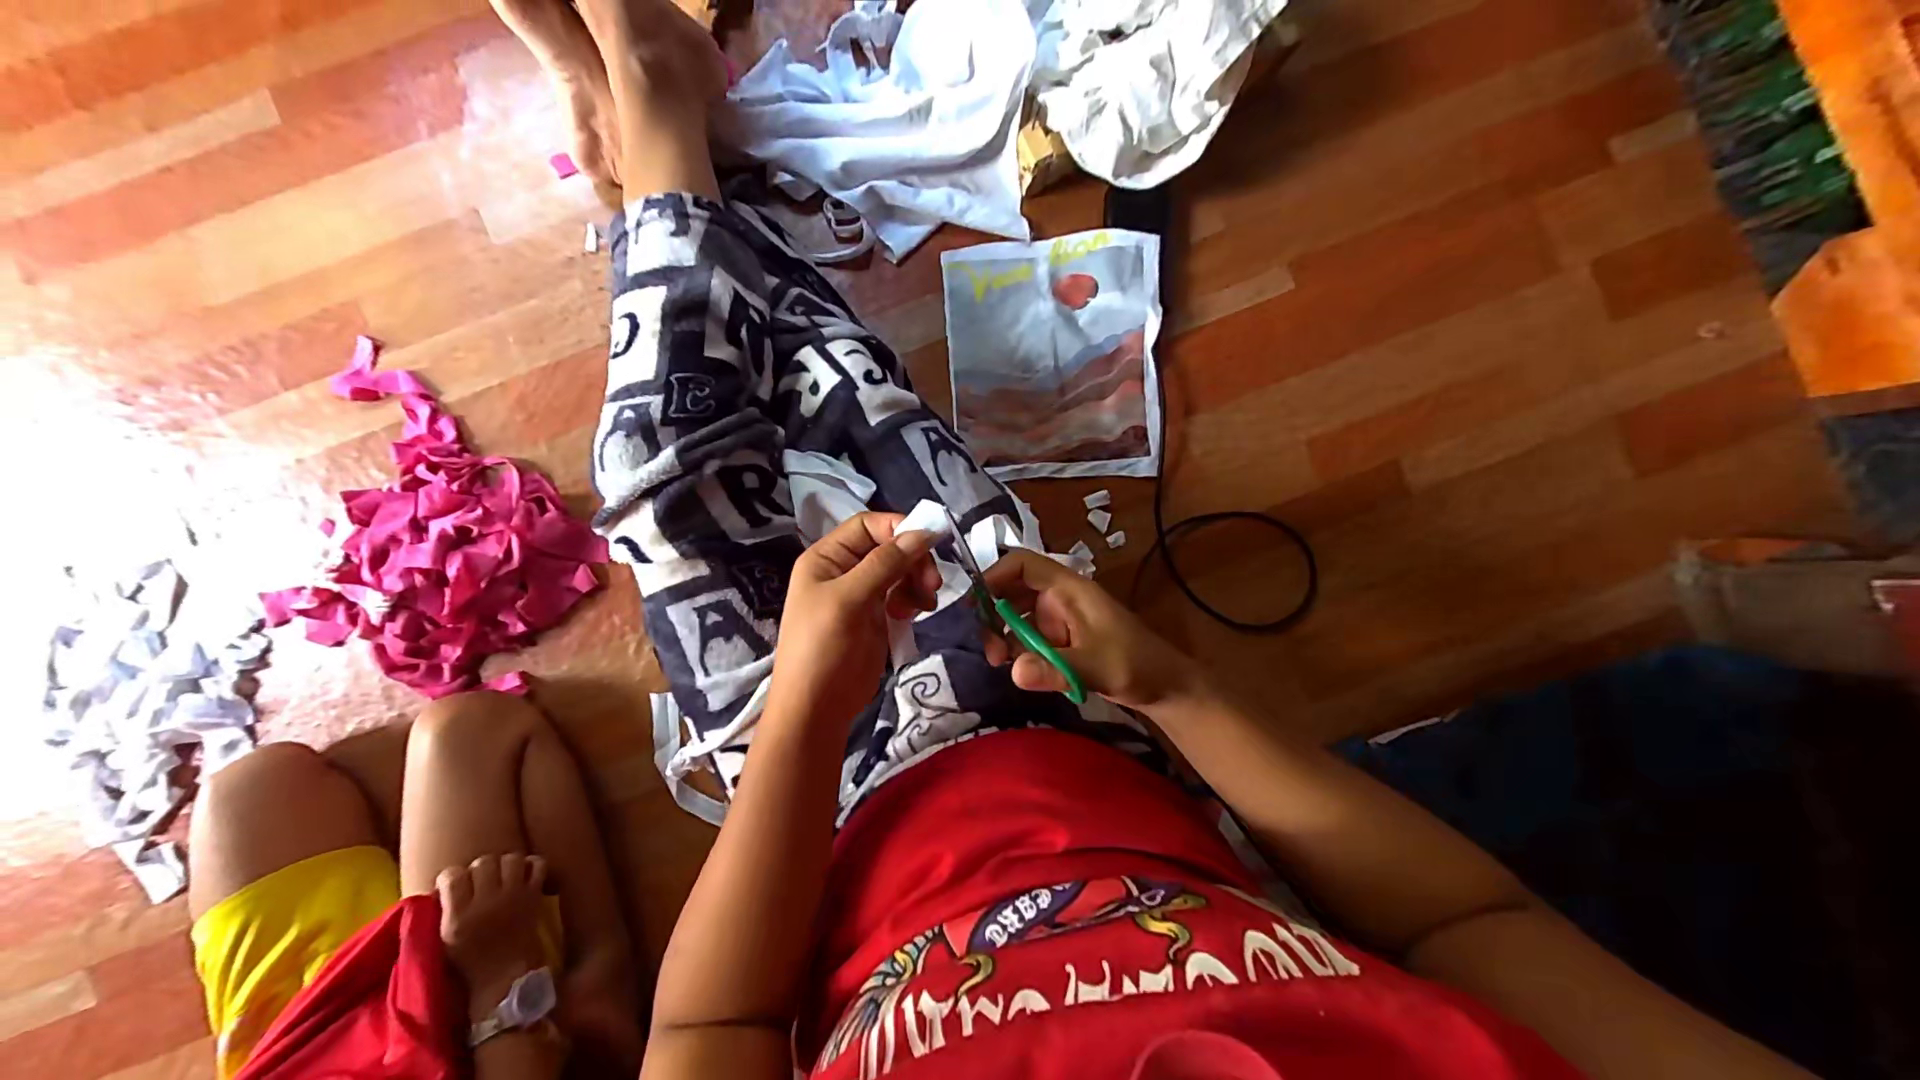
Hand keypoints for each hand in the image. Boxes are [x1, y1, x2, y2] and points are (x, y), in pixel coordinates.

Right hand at [437, 853, 548, 1019]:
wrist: (506, 978)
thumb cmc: (470, 963)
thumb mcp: (445, 942)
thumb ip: (444, 912)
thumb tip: (442, 886)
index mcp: (458, 917)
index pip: (452, 876)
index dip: (451, 875)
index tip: (453, 883)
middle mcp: (487, 902)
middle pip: (484, 861)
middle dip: (481, 867)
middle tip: (481, 880)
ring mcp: (514, 896)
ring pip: (511, 858)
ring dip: (506, 863)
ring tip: (503, 876)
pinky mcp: (535, 895)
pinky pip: (538, 864)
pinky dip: (533, 864)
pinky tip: (525, 874)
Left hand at [767, 512, 940, 728]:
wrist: (816, 707)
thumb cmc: (823, 648)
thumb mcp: (850, 600)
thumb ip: (885, 564)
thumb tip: (922, 532)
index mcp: (826, 558)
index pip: (867, 526)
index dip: (898, 529)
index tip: (930, 544)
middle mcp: (843, 570)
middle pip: (888, 547)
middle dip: (913, 560)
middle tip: (933, 584)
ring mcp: (861, 594)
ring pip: (900, 571)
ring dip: (917, 580)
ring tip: (925, 603)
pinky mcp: (876, 617)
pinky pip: (901, 594)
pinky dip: (914, 599)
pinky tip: (917, 613)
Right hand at [981, 550, 1200, 708]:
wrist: (1164, 687)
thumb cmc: (1135, 664)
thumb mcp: (1095, 667)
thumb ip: (1054, 669)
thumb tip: (1013, 671)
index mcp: (1068, 588)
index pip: (1023, 564)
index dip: (995, 575)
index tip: (976, 604)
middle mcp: (1058, 598)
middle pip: (1012, 589)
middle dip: (993, 613)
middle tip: (987, 646)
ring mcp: (1058, 620)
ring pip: (1016, 615)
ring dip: (1001, 633)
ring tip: (997, 661)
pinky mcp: (1058, 641)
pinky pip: (1026, 637)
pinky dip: (1015, 649)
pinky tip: (1014, 667)